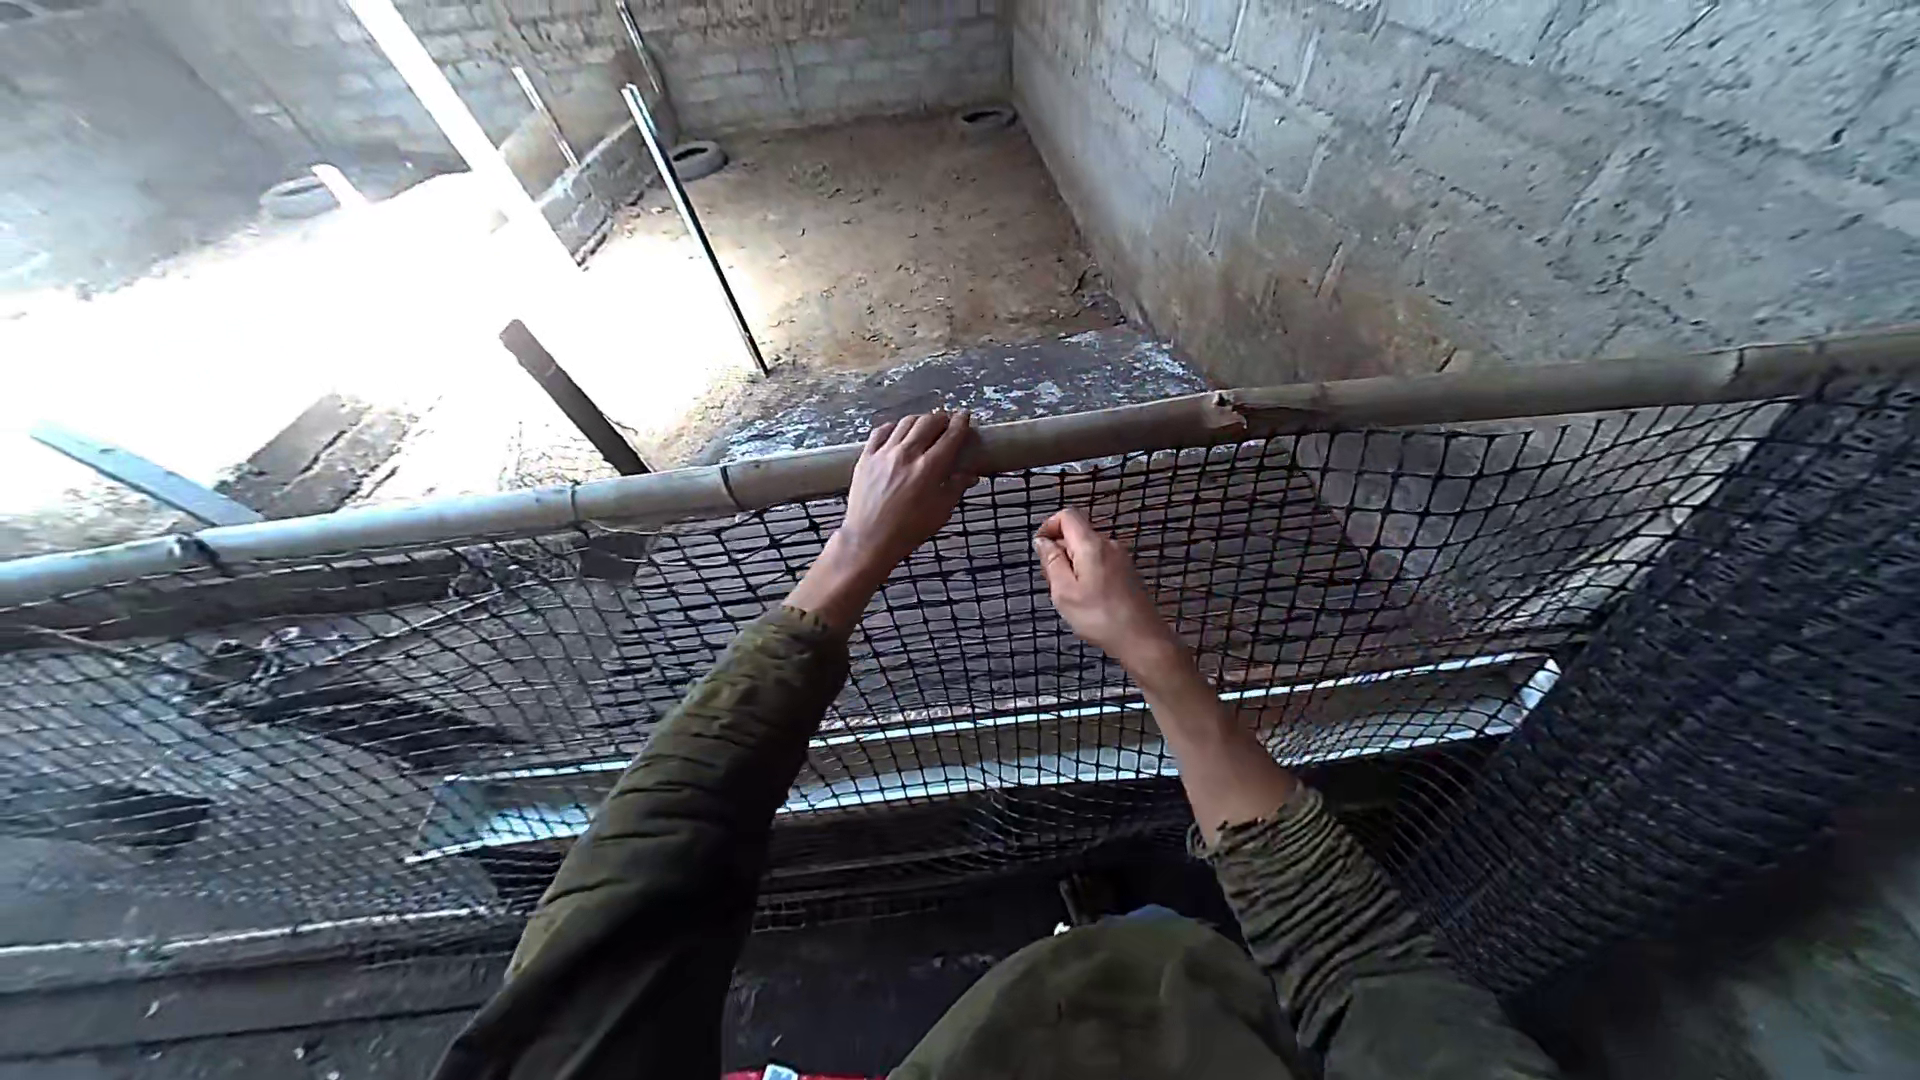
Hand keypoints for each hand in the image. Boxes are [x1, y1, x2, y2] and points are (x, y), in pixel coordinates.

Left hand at [786, 411, 976, 628]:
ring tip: (925, 425)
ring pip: (905, 423)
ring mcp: (884, 453)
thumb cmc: (908, 530)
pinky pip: (881, 432)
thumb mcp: (940, 512)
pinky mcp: (866, 457)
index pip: (950, 436)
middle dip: (941, 419)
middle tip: (946, 422)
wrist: (869, 539)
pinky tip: (898, 432)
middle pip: (928, 422)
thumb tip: (970, 475)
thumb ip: (955, 488)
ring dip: (919, 420)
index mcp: (929, 468)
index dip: (960, 423)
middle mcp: (907, 454)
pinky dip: (893, 427)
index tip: (965, 416)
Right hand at [1034, 509, 1179, 669]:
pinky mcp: (1126, 571)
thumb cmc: (1100, 618)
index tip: (1040, 550)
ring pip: (1086, 549)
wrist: (1142, 639)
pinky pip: (1099, 561)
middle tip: (1053, 582)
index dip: (1048, 526)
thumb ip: (1051, 562)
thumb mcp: (1064, 592)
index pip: (1067, 515)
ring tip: (1070, 595)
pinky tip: (1087, 598)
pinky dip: (1086, 572)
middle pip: (1076, 532)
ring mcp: (1120, 557)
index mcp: (1092, 545)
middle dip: (1058, 550)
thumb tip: (1042, 541)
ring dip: (1072, 564)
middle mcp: (1109, 544)